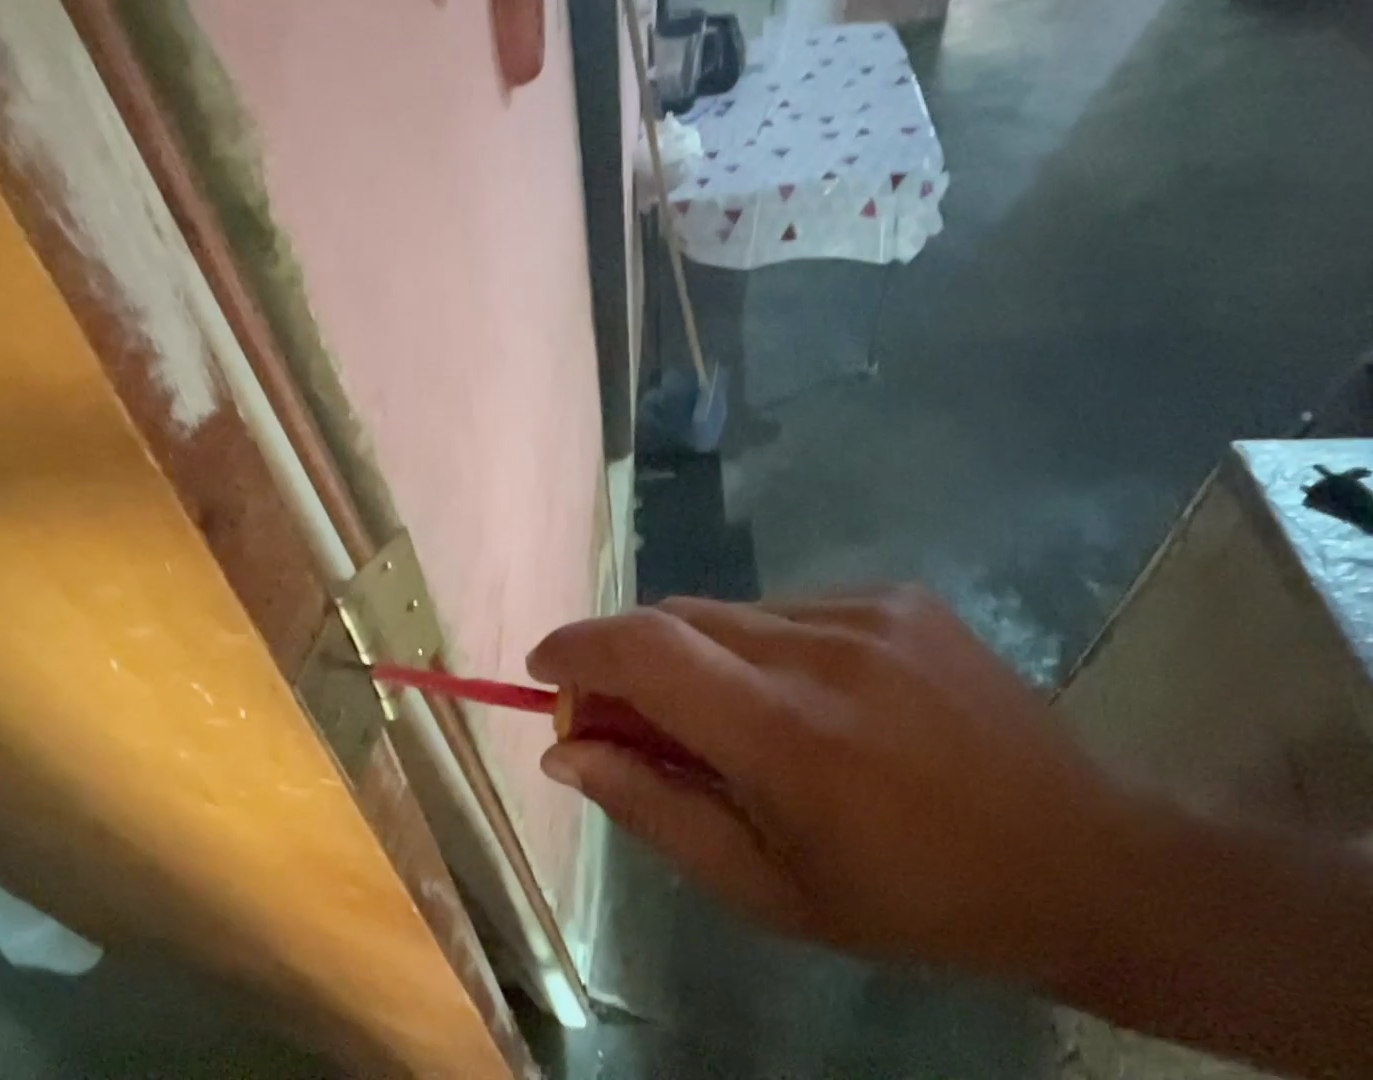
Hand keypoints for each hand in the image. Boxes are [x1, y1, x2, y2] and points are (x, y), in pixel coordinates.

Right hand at [529, 587, 1151, 980]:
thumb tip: (566, 752)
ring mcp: (866, 611)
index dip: (575, 646)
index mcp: (783, 731)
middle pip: (673, 618)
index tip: (544, 670)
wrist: (1089, 862)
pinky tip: (805, 701)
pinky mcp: (898, 595)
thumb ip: (651, 809)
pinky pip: (785, 609)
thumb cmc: (908, 900)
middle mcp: (819, 648)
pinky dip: (758, 648)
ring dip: (697, 658)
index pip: (641, 649)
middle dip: (626, 659)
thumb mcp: (762, 888)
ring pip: (726, 613)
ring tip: (732, 722)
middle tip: (628, 719)